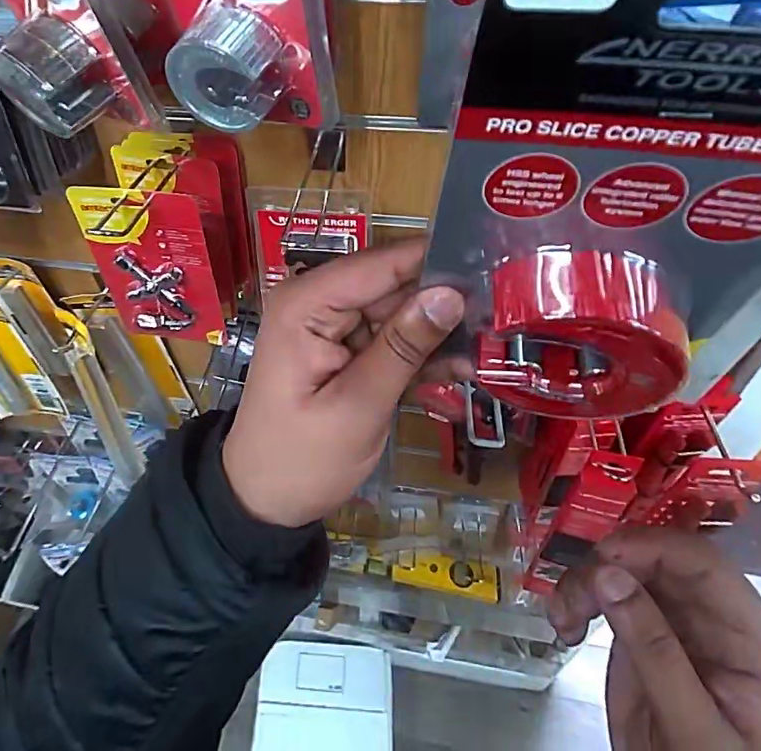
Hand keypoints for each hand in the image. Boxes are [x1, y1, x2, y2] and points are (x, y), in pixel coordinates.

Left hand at [222, 239, 471, 526]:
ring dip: (437, 331)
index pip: (379, 264)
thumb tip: (451, 294)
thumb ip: (403, 347)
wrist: (264, 500)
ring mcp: (331, 323)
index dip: (433, 261)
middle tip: (496, 319)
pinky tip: (456, 368)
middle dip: (441, 300)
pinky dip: (420, 352)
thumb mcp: (358, 407)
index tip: (490, 266)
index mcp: (306, 303)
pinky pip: (391, 335)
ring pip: (399, 308)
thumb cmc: (300, 460)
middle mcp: (317, 300)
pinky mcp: (344, 345)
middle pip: (392, 283)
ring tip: (482, 350)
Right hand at [548, 528, 760, 750]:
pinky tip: (567, 622)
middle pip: (658, 560)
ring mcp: (677, 623)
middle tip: (577, 591)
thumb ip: (657, 656)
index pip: (705, 566)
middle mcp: (716, 621)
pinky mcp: (641, 631)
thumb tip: (611, 577)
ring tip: (565, 615)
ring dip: (585, 581)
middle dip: (609, 566)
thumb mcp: (695, 733)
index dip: (654, 548)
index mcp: (752, 641)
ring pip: (626, 568)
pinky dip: (578, 597)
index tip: (605, 556)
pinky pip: (607, 592)